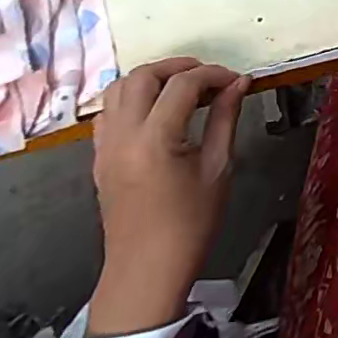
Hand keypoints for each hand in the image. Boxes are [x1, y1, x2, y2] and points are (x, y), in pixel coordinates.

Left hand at [85, 58, 249, 334]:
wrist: (147, 270)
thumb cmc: (190, 224)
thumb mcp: (218, 168)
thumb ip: (226, 118)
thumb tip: (239, 83)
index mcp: (155, 139)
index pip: (183, 85)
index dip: (213, 74)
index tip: (236, 79)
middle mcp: (122, 135)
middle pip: (143, 76)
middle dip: (178, 67)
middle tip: (210, 76)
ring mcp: (104, 145)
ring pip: (119, 88)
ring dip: (152, 78)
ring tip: (184, 88)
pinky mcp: (99, 156)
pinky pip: (109, 112)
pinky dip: (132, 99)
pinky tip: (157, 111)